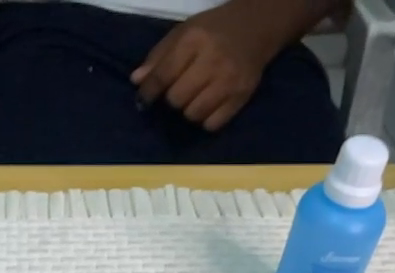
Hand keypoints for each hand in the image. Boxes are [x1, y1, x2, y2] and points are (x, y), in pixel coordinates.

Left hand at [132, 2, 282, 130]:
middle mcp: (212, 61)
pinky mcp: (241, 97)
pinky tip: (207, 107)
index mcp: (194, 40)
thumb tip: (137, 81)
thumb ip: (159, 56)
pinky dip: (205, 120)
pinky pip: (212, 125)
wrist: (257, 26)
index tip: (143, 101)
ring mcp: (229, 81)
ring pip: (193, 114)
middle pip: (177, 99)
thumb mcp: (184, 32)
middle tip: (178, 92)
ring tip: (194, 99)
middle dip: (173, 99)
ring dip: (188, 111)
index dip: (149, 92)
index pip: (163, 75)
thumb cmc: (214, 30)